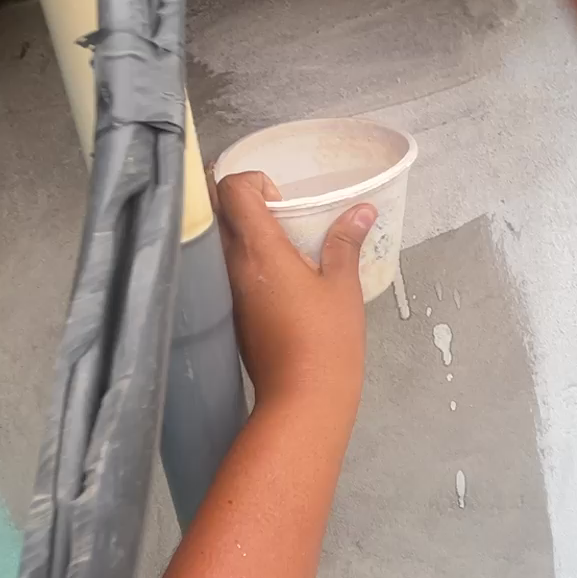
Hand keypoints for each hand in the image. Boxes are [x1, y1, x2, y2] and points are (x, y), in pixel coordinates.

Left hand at [215, 172, 374, 421]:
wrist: (301, 398)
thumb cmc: (326, 340)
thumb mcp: (342, 286)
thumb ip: (345, 242)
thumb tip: (361, 210)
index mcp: (258, 249)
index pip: (230, 189)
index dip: (251, 180)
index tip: (281, 199)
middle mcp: (231, 264)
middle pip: (215, 210)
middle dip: (240, 199)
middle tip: (277, 213)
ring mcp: (226, 289)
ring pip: (217, 240)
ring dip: (240, 230)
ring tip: (280, 242)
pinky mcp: (229, 310)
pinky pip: (224, 269)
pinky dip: (242, 258)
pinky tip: (276, 274)